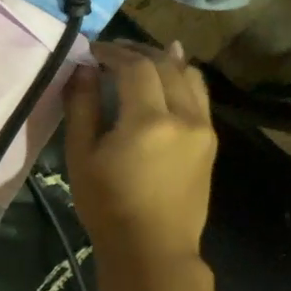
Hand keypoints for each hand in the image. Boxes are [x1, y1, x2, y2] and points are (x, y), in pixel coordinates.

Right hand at [63, 39, 217, 265]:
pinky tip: (162, 77)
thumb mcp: (81, 152)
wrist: (151, 242)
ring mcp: (204, 128)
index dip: (111, 52)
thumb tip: (80, 70)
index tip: (86, 48)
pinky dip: (179, 78)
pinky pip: (199, 95)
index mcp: (149, 120)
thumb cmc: (104, 200)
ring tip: (135, 58)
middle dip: (137, 52)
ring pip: (191, 77)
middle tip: (106, 50)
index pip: (136, 68)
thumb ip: (81, 107)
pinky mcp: (210, 139)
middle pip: (167, 66)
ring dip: (163, 61)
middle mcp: (186, 117)